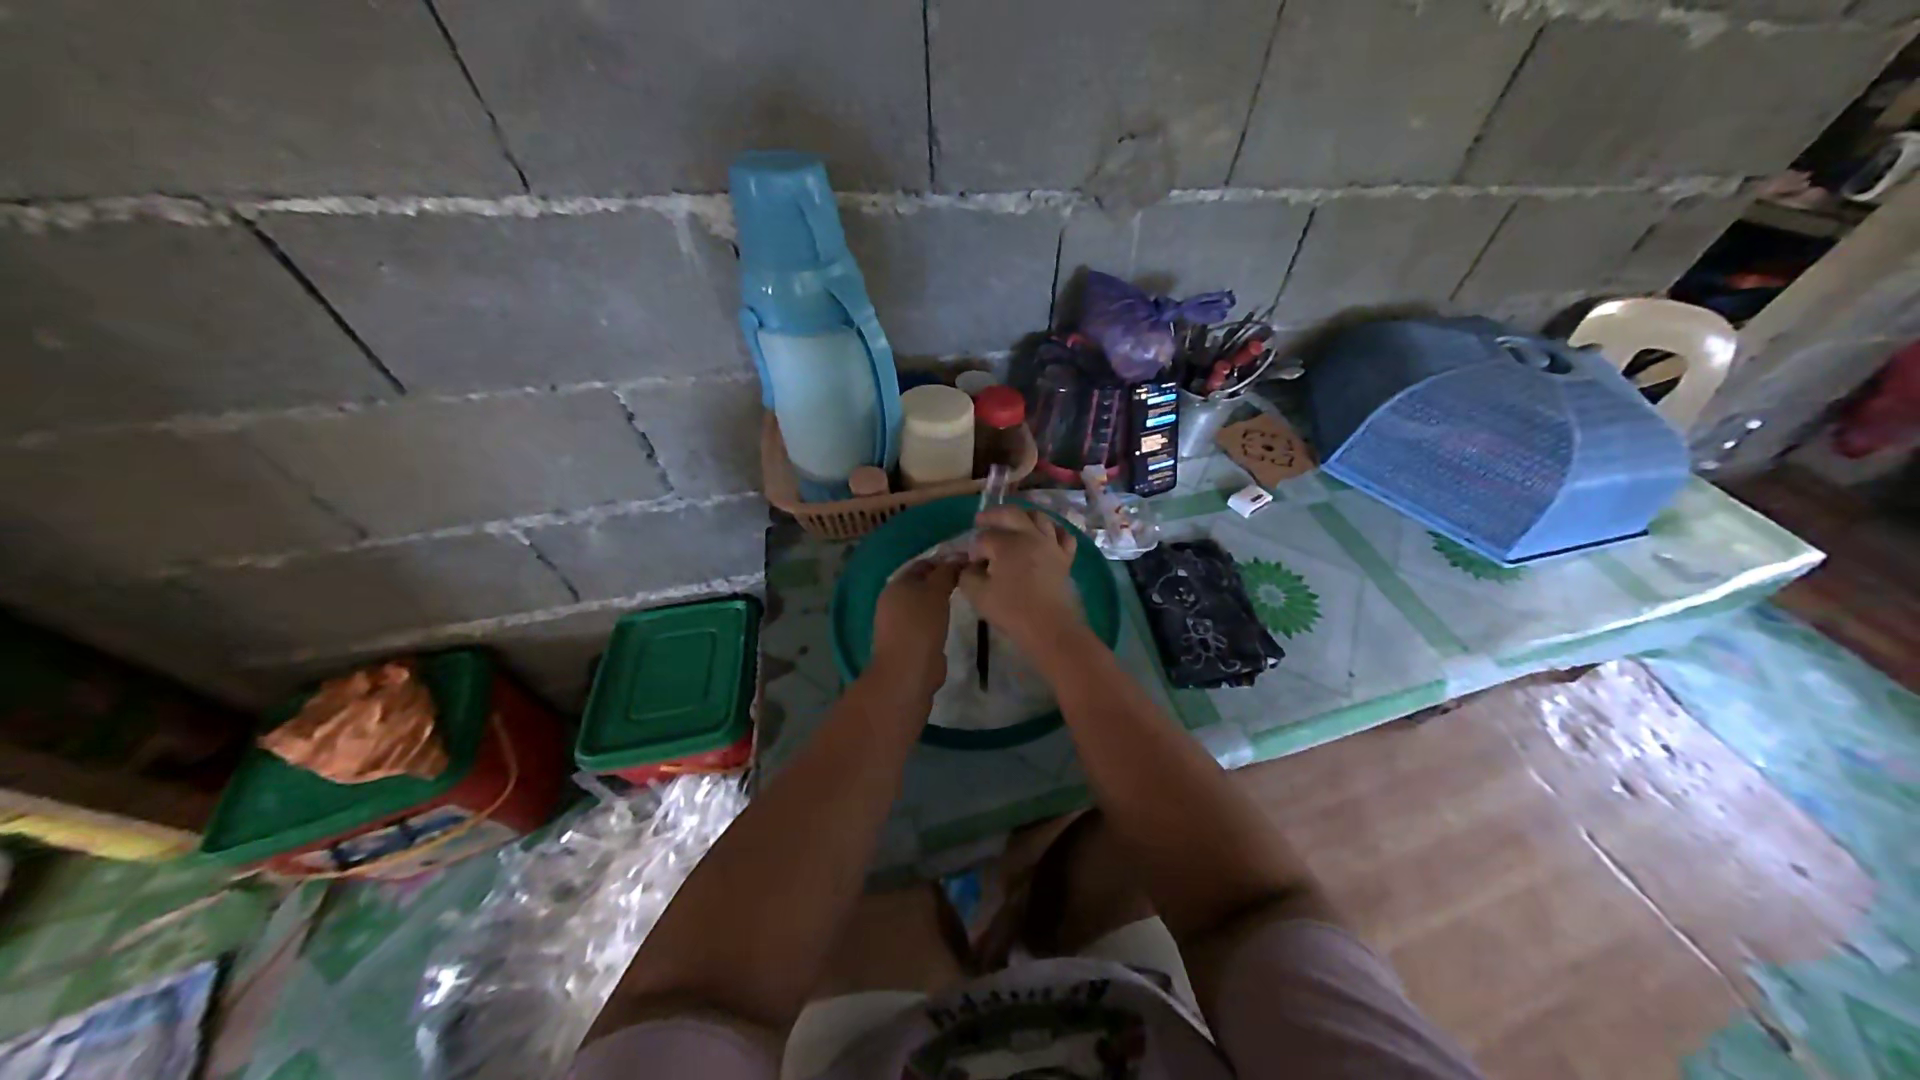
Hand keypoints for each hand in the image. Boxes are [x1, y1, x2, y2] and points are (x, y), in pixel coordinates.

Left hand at [869, 559, 962, 698]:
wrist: (908, 670)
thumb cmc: (920, 625)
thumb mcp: (936, 591)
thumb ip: (947, 572)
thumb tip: (957, 557)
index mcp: (897, 584)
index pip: (923, 564)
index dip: (944, 561)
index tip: (968, 563)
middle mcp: (894, 601)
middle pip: (922, 584)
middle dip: (943, 581)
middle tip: (970, 580)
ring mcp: (900, 623)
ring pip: (925, 604)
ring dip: (942, 601)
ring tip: (966, 599)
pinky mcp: (909, 641)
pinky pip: (927, 623)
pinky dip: (940, 619)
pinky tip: (955, 621)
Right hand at [960, 506, 1083, 655]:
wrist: (1049, 628)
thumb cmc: (1011, 610)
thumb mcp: (978, 595)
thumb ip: (967, 575)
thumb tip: (970, 566)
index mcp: (1007, 544)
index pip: (984, 538)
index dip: (974, 550)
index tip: (972, 565)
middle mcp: (1030, 536)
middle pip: (1011, 514)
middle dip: (993, 515)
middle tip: (981, 519)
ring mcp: (1051, 544)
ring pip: (1038, 518)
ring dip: (1023, 516)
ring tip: (1013, 523)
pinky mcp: (1065, 558)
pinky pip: (1063, 535)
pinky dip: (1054, 530)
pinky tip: (1046, 534)